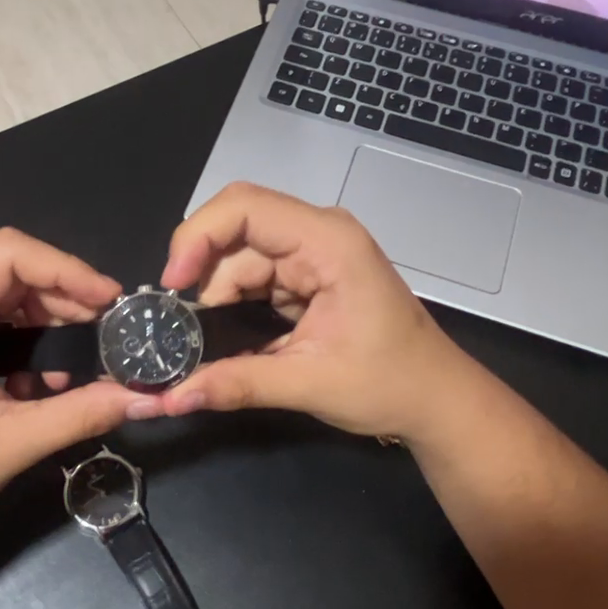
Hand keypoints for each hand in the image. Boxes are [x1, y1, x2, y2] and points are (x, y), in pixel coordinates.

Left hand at [0, 229, 147, 549]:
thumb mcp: (11, 446)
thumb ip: (82, 413)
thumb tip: (147, 396)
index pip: (5, 256)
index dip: (66, 270)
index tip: (110, 302)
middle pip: (4, 264)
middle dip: (62, 294)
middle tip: (104, 333)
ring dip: (44, 312)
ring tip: (74, 359)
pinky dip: (20, 326)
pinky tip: (40, 369)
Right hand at [152, 183, 484, 440]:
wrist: (437, 400)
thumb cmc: (390, 384)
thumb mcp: (308, 383)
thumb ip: (236, 384)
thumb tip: (170, 398)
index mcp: (327, 242)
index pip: (244, 207)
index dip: (198, 237)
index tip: (173, 285)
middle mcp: (317, 236)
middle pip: (235, 232)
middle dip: (202, 277)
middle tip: (179, 328)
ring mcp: (312, 256)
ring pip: (239, 261)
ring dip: (217, 301)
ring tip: (202, 346)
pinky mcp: (307, 279)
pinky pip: (254, 281)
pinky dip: (234, 309)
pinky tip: (226, 340)